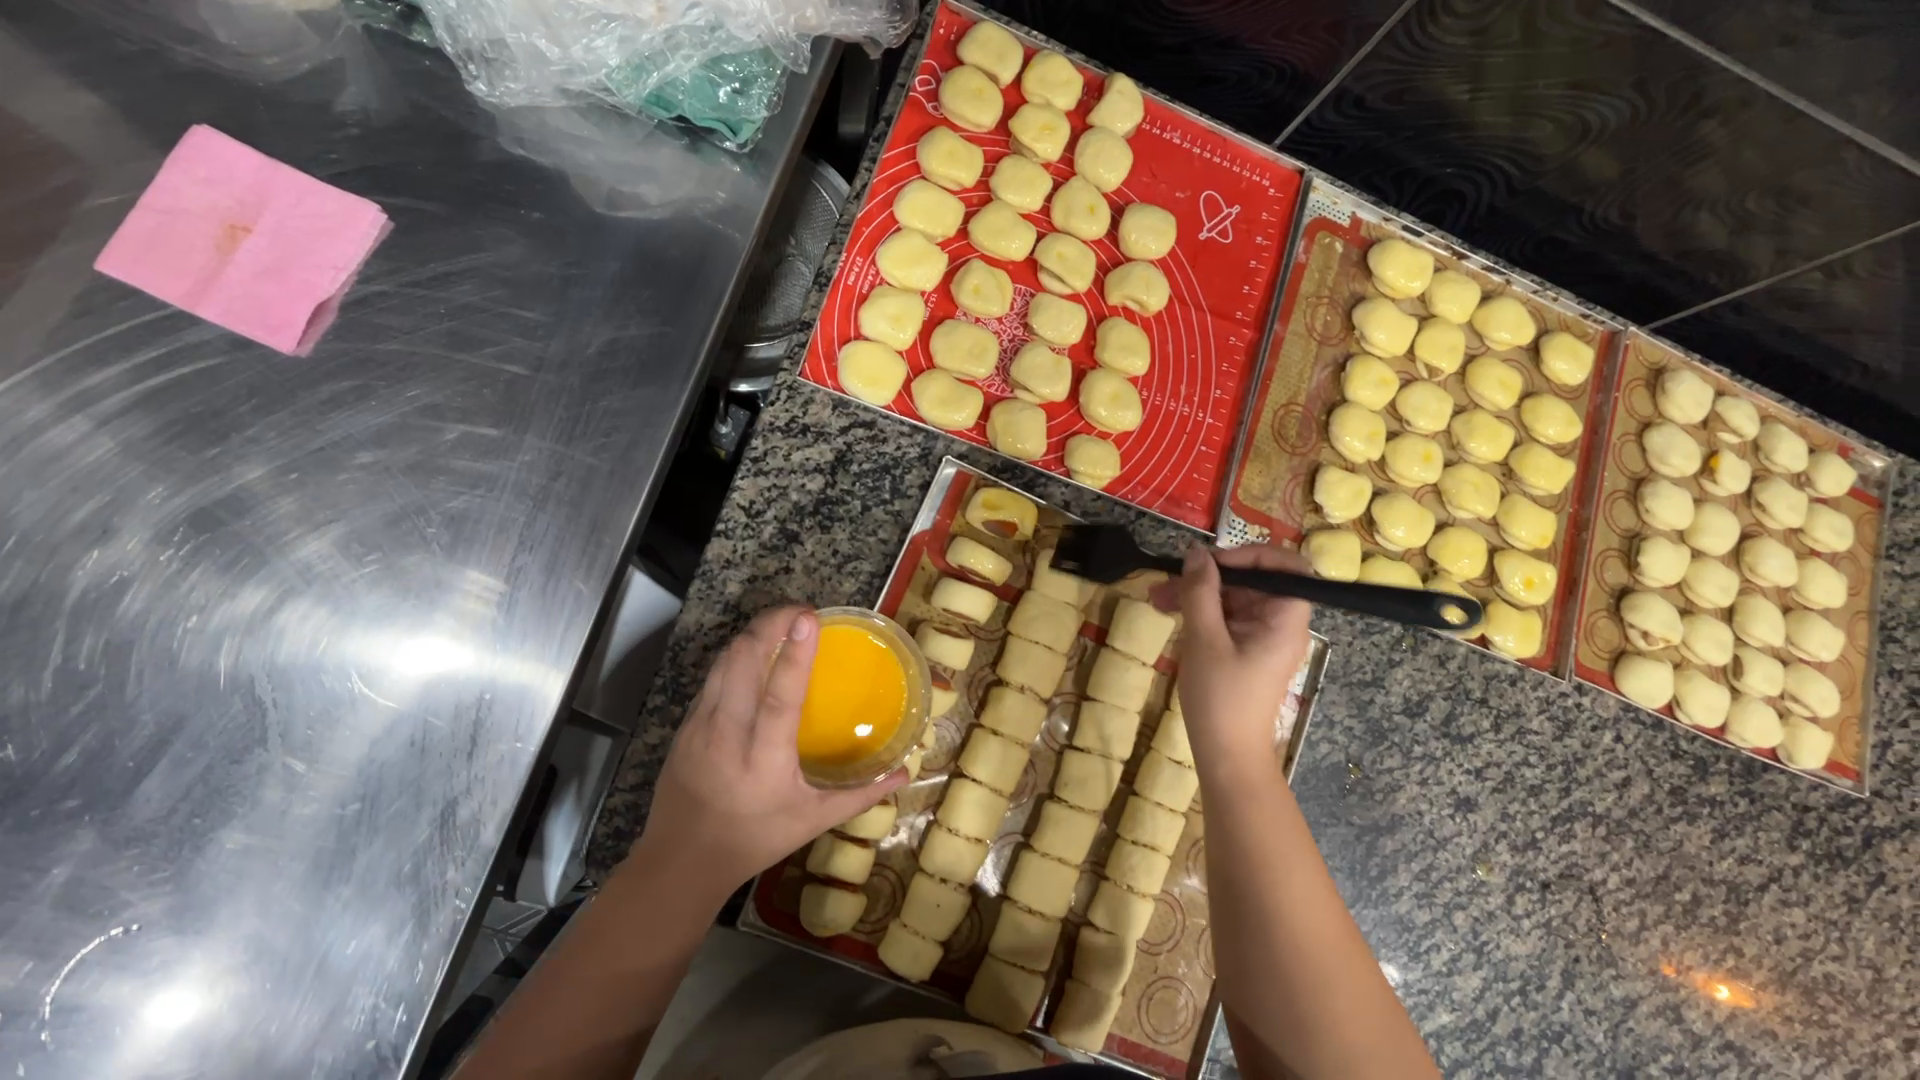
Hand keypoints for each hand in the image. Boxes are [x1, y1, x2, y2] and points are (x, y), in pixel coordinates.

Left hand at [631, 606, 905, 896]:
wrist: (682, 860)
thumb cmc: (755, 839)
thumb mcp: (813, 822)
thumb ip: (861, 795)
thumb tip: (904, 772)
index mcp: (764, 760)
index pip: (779, 697)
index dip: (794, 654)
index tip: (807, 617)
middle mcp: (727, 735)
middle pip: (742, 662)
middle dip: (769, 626)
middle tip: (799, 613)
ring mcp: (700, 727)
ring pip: (723, 663)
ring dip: (751, 636)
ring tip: (780, 625)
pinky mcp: (684, 725)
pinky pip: (711, 678)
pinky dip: (734, 658)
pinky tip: (752, 655)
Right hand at [1151, 545, 1311, 769]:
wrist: (1226, 755)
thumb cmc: (1221, 697)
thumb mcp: (1204, 639)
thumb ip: (1200, 592)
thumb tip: (1196, 553)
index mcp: (1285, 618)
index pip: (1286, 567)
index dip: (1252, 555)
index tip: (1214, 563)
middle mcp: (1281, 623)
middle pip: (1252, 581)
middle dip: (1209, 577)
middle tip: (1167, 580)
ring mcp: (1263, 638)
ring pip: (1233, 599)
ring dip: (1197, 594)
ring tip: (1156, 598)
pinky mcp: (1245, 651)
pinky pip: (1226, 619)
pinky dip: (1200, 613)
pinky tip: (1169, 612)